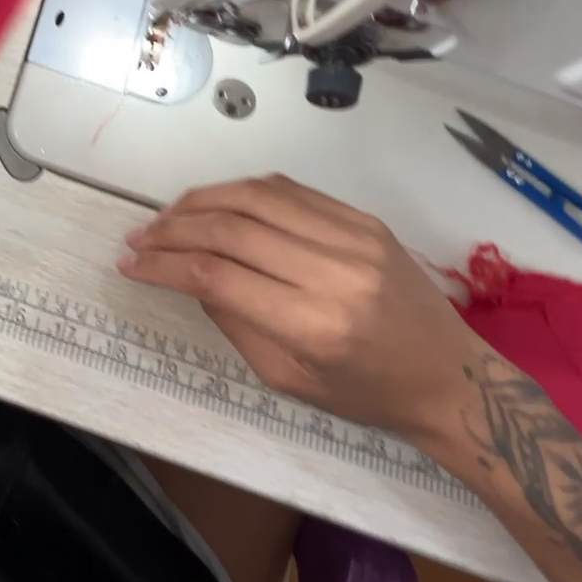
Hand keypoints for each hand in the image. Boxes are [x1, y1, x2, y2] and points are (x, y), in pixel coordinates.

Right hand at [117, 175, 484, 443]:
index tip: (129, 262)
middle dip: (170, 230)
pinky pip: (286, 189)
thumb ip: (231, 320)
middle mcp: (333, 272)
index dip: (162, 264)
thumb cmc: (365, 392)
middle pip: (228, 229)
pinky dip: (239, 191)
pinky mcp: (362, 219)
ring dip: (198, 201)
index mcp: (313, 325)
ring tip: (167, 216)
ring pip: (253, 196)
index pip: (215, 276)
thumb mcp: (284, 376)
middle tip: (138, 237)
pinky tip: (214, 203)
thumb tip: (185, 272)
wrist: (451, 377)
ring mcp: (353, 237)